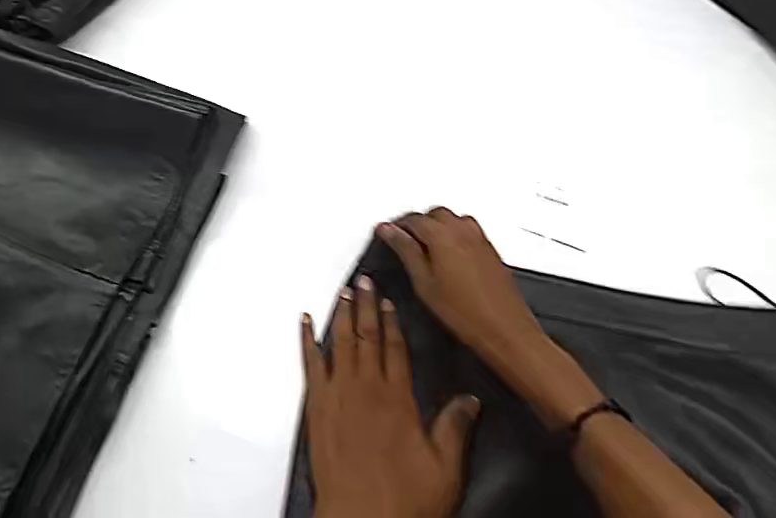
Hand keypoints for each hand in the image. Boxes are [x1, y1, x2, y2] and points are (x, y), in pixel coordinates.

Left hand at [303, 276, 479, 517]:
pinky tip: (306, 322)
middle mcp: (367, 388)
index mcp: (397, 398)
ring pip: (341, 342)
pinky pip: (310, 363)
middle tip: (363, 280)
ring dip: (343, 315)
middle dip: (366, 306)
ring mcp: (338, 393)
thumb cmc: (404, 502)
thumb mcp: (444, 470)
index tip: (387, 300)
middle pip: (367, 336)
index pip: (395, 348)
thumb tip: (469, 399)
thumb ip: (455, 429)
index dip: (391, 321)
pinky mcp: (316, 405)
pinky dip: (307, 339)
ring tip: (344, 292)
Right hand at [380, 210, 539, 352]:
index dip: (397, 227)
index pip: (411, 219)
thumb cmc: (467, 313)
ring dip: (438, 227)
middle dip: (418, 224)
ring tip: (428, 250)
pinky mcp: (490, 249)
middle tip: (406, 243)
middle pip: (433, 214)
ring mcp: (479, 238)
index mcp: (441, 233)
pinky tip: (450, 257)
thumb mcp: (423, 282)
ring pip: (451, 220)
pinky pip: (466, 230)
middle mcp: (461, 229)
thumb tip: (389, 231)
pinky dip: (454, 235)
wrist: (506, 332)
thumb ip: (405, 250)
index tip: (389, 235)